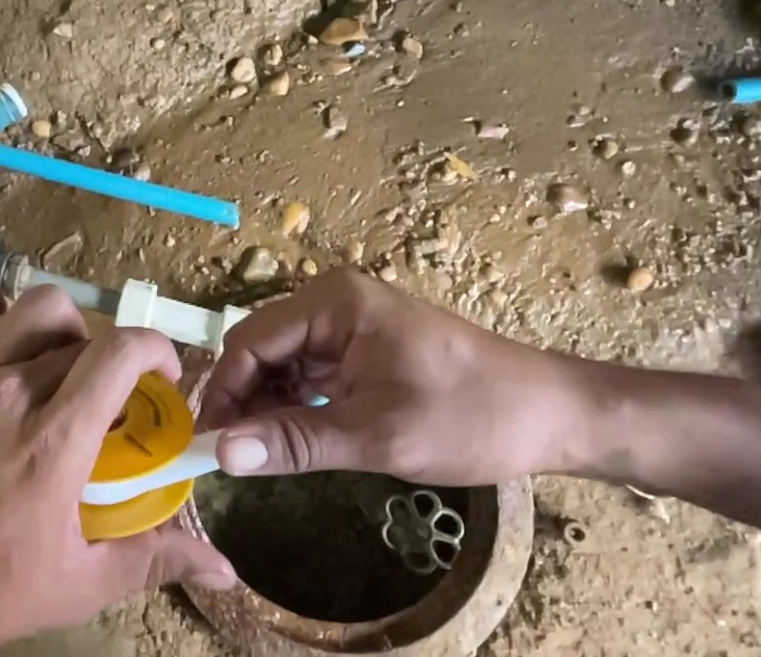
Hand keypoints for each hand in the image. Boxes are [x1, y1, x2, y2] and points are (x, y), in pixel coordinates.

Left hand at [0, 267, 232, 656]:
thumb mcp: (74, 584)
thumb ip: (152, 560)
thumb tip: (224, 569)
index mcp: (54, 441)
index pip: (120, 352)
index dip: (156, 348)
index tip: (163, 377)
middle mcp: (12, 390)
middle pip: (84, 339)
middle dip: (114, 358)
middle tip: (113, 398)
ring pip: (35, 306)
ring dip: (67, 325)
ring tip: (67, 362)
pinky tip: (1, 309)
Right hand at [199, 267, 592, 484]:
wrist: (555, 416)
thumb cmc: (470, 415)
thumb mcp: (378, 435)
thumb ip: (296, 441)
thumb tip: (223, 455)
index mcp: (331, 303)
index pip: (250, 340)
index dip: (224, 391)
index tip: (206, 443)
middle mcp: (330, 303)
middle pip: (260, 348)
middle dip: (242, 399)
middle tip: (227, 456)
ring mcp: (346, 324)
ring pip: (281, 363)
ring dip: (266, 406)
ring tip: (255, 454)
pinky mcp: (359, 349)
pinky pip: (308, 373)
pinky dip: (294, 406)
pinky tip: (289, 439)